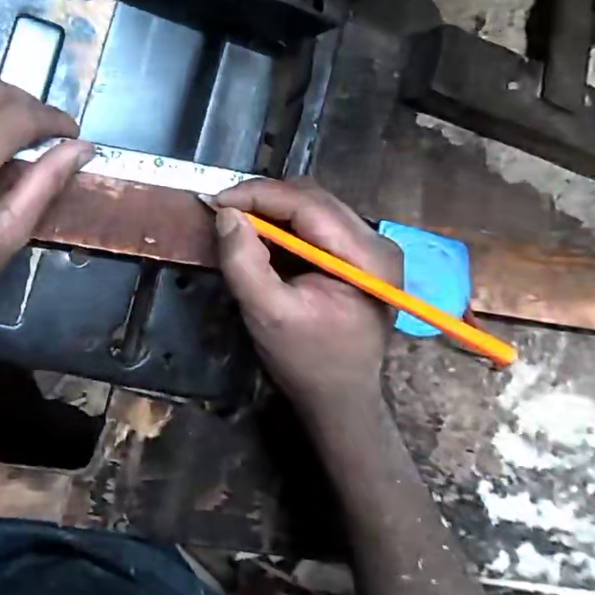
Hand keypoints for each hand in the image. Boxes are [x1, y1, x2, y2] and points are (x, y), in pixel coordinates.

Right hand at [212, 179, 400, 420]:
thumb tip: (227, 214)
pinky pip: (316, 220)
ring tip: (240, 224)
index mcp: (367, 258)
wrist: (340, 399)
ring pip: (313, 204)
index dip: (259, 195)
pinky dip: (285, 222)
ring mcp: (371, 246)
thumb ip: (245, 262)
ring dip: (273, 209)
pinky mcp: (358, 252)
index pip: (309, 205)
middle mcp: (377, 242)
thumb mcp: (268, 315)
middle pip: (313, 198)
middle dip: (264, 199)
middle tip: (224, 211)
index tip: (217, 200)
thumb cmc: (308, 363)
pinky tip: (263, 237)